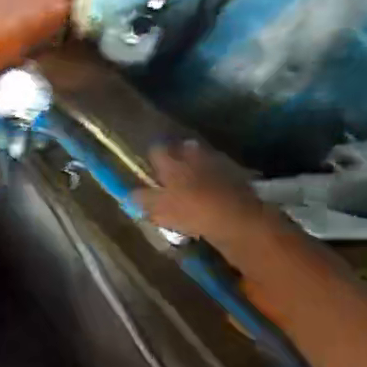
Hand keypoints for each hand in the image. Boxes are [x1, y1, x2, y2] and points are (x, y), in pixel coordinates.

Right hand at [133, 139, 268, 240]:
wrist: (236, 217)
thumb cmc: (191, 212)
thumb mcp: (159, 210)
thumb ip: (143, 200)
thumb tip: (130, 195)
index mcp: (171, 163)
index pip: (156, 151)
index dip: (152, 158)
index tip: (150, 167)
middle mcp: (192, 155)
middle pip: (181, 148)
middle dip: (177, 156)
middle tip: (172, 172)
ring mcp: (216, 161)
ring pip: (201, 156)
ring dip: (196, 164)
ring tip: (193, 180)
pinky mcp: (236, 171)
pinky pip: (219, 168)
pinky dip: (214, 174)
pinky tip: (212, 188)